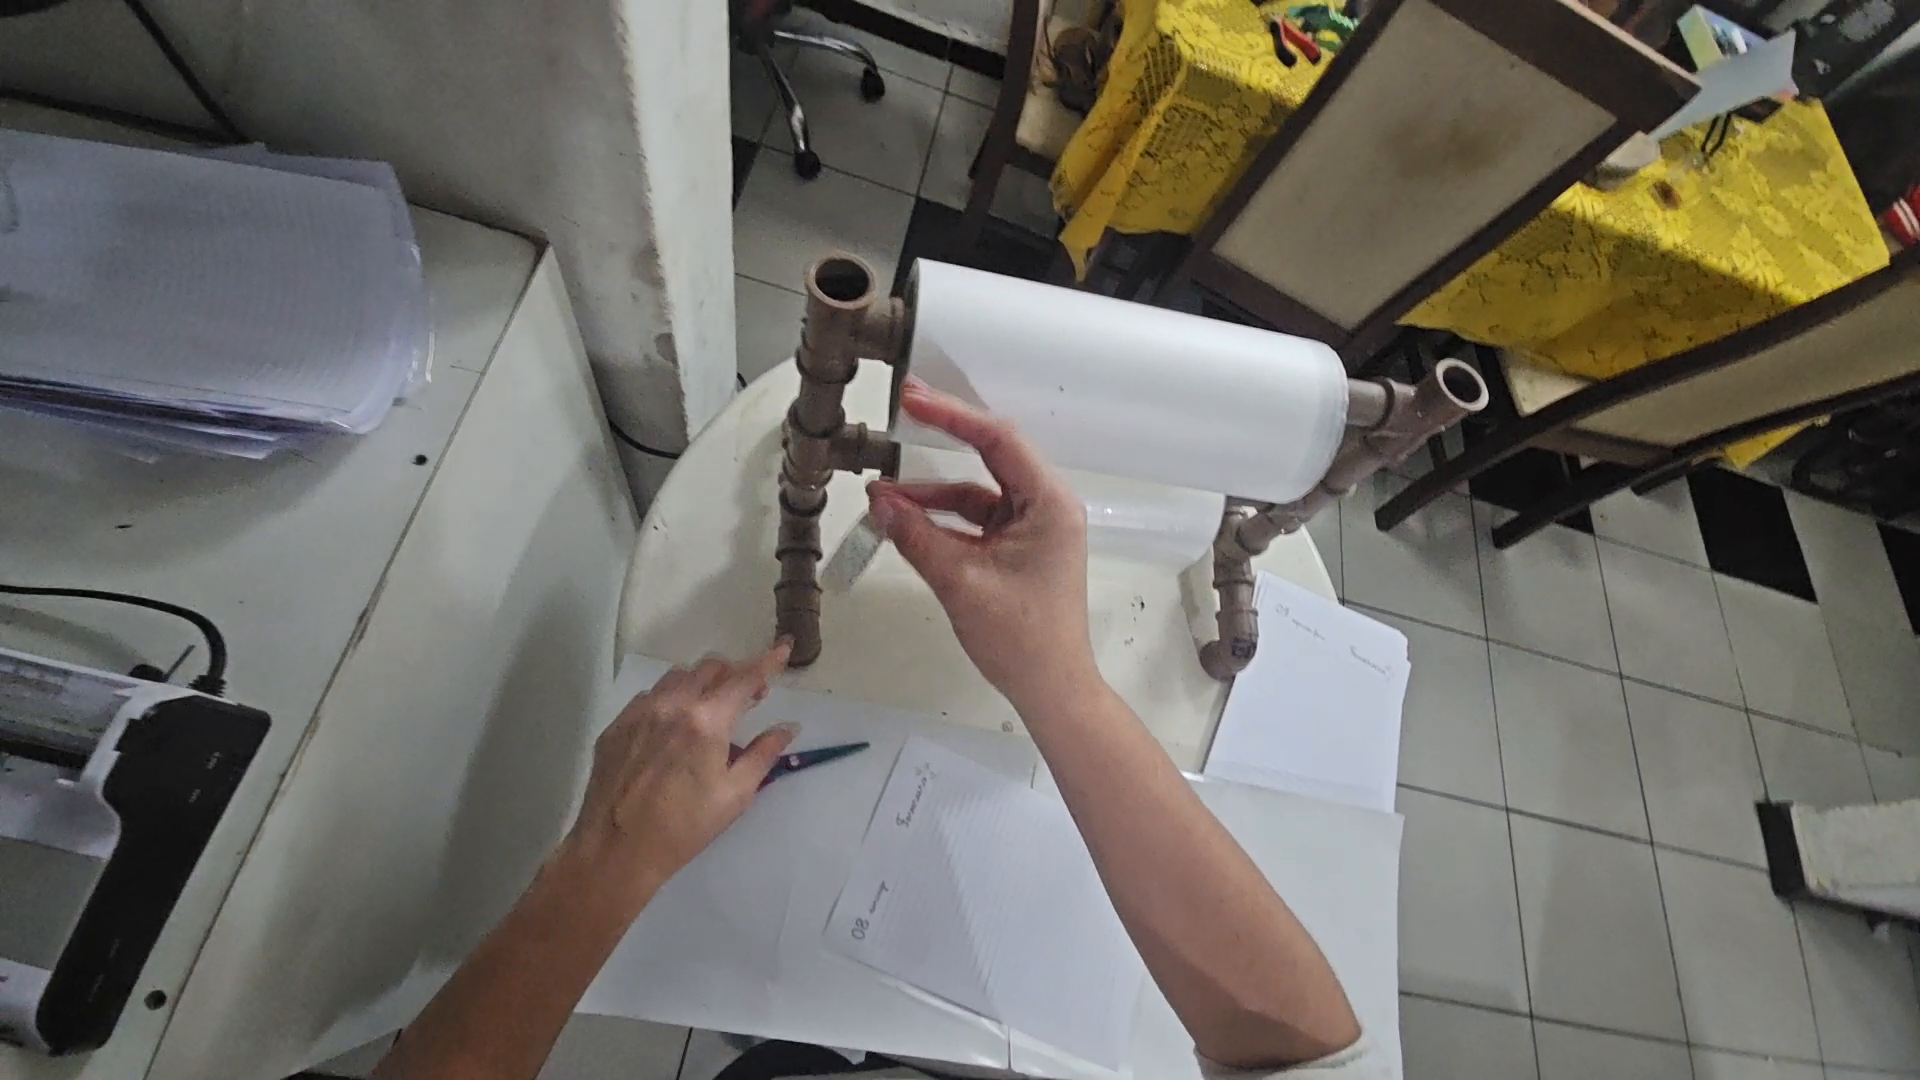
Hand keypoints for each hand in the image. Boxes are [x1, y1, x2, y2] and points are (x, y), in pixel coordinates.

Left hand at [563, 642, 797, 908]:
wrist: (614, 852)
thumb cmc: (684, 828)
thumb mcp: (736, 794)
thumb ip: (764, 754)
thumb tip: (787, 727)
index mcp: (707, 721)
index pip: (746, 677)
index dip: (768, 660)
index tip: (784, 646)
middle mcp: (673, 705)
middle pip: (712, 667)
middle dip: (736, 673)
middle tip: (749, 697)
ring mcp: (640, 712)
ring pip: (679, 676)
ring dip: (702, 682)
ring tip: (710, 708)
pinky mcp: (617, 725)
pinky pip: (650, 695)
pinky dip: (671, 698)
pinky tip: (674, 725)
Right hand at [867, 379, 1096, 711]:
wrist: (1050, 688)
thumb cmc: (1018, 638)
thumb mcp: (961, 582)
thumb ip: (917, 536)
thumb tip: (878, 501)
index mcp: (1049, 503)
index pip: (999, 441)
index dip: (953, 416)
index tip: (912, 399)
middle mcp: (1046, 505)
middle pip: (991, 456)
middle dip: (945, 438)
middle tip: (902, 412)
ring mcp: (1032, 526)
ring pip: (978, 492)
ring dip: (933, 495)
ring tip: (882, 496)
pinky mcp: (1018, 546)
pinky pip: (976, 520)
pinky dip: (943, 521)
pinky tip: (906, 521)